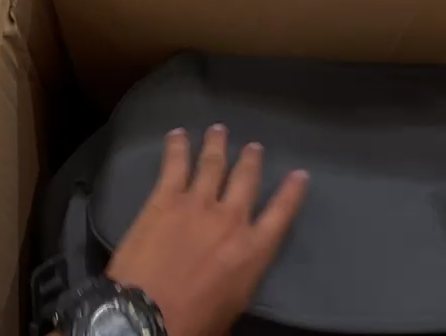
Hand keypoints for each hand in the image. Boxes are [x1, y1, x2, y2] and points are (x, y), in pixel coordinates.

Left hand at [106, 125, 309, 335]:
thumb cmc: (192, 325)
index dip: (292, 192)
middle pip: (246, 179)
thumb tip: (237, 269)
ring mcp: (197, 203)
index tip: (300, 173)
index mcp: (251, 251)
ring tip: (219, 130)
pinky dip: (177, 147)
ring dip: (217, 145)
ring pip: (213, 164)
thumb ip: (239, 279)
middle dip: (251, 160)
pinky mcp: (165, 199)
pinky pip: (175, 165)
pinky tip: (178, 135)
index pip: (281, 214)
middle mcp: (230, 219)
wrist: (145, 319)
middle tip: (253, 147)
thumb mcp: (231, 309)